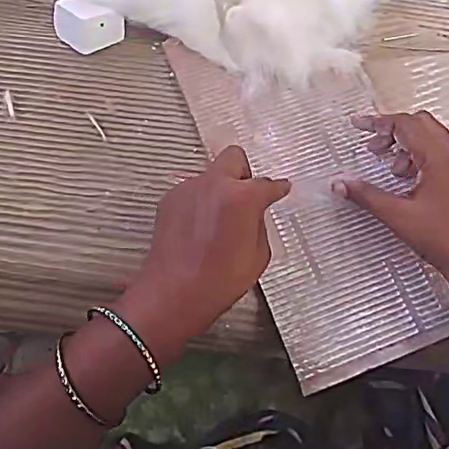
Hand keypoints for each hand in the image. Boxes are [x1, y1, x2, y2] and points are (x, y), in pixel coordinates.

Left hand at [122, 147, 289, 345]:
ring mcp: (188, 189)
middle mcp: (213, 185)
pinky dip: (199, 202)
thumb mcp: (258, 255)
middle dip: (244, 172)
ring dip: (218, 189)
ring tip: (220, 220)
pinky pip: (192, 192)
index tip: (279, 189)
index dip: (276, 188)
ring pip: (210, 175)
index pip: (267, 183)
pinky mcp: (170, 199)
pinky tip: (201, 227)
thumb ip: (258, 222)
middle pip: (233, 158)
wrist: (175, 291)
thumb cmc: (216, 280)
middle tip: (247, 193)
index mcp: (242, 197)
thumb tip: (255, 213)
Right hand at [334, 112, 448, 280]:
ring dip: (406, 146)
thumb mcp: (399, 216)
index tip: (360, 124)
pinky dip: (420, 159)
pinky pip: (442, 157)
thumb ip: (366, 196)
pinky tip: (409, 183)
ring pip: (432, 140)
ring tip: (389, 168)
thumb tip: (343, 183)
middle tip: (373, 145)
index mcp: (441, 158)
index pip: (406, 124)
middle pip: (421, 125)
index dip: (378, 122)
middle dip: (392, 131)